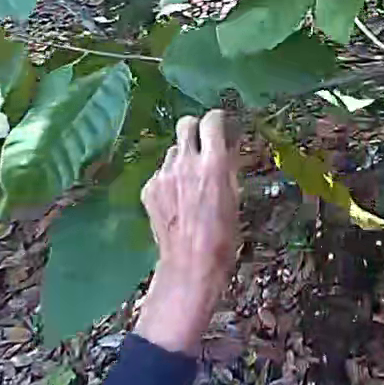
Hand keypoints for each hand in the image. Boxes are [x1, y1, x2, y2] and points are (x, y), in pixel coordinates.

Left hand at [136, 110, 240, 354]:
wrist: (191, 264)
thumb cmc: (223, 236)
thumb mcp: (235, 196)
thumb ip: (228, 166)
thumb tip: (228, 146)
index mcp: (213, 163)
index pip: (212, 121)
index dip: (217, 120)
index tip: (220, 125)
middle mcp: (185, 162)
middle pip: (186, 124)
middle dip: (195, 129)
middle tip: (203, 144)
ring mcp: (163, 175)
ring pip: (173, 151)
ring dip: (183, 157)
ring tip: (190, 181)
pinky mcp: (149, 189)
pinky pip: (161, 173)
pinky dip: (169, 180)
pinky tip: (177, 200)